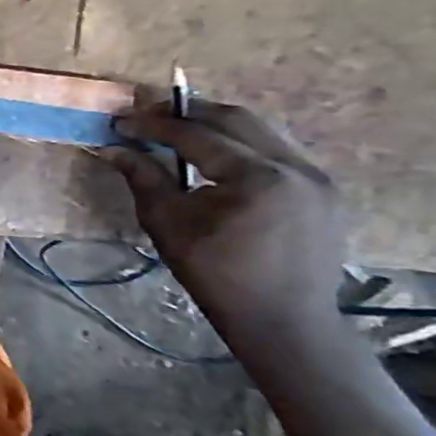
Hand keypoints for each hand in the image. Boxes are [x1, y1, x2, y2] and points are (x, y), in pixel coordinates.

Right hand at [102, 100, 347, 338]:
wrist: (285, 323)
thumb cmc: (218, 276)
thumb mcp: (169, 224)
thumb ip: (143, 178)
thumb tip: (112, 147)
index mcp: (256, 177)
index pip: (196, 134)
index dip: (154, 124)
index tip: (121, 121)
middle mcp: (293, 167)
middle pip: (234, 118)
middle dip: (187, 112)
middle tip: (149, 112)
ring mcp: (315, 177)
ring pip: (259, 130)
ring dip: (215, 124)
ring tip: (179, 128)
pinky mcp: (323, 190)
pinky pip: (276, 149)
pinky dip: (240, 142)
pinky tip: (216, 153)